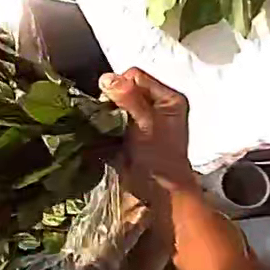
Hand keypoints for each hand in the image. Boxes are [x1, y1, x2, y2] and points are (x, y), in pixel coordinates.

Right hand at [100, 67, 196, 195]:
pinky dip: (102, 122)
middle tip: (109, 118)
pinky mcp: (127, 133)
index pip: (135, 76)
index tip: (113, 106)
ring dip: (104, 112)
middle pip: (123, 88)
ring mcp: (141, 120)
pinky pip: (109, 117)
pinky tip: (101, 132)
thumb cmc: (158, 159)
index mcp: (168, 98)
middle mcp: (156, 106)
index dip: (120, 86)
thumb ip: (129, 99)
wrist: (157, 193)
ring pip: (114, 103)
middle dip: (110, 99)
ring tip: (104, 127)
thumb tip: (106, 77)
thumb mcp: (146, 124)